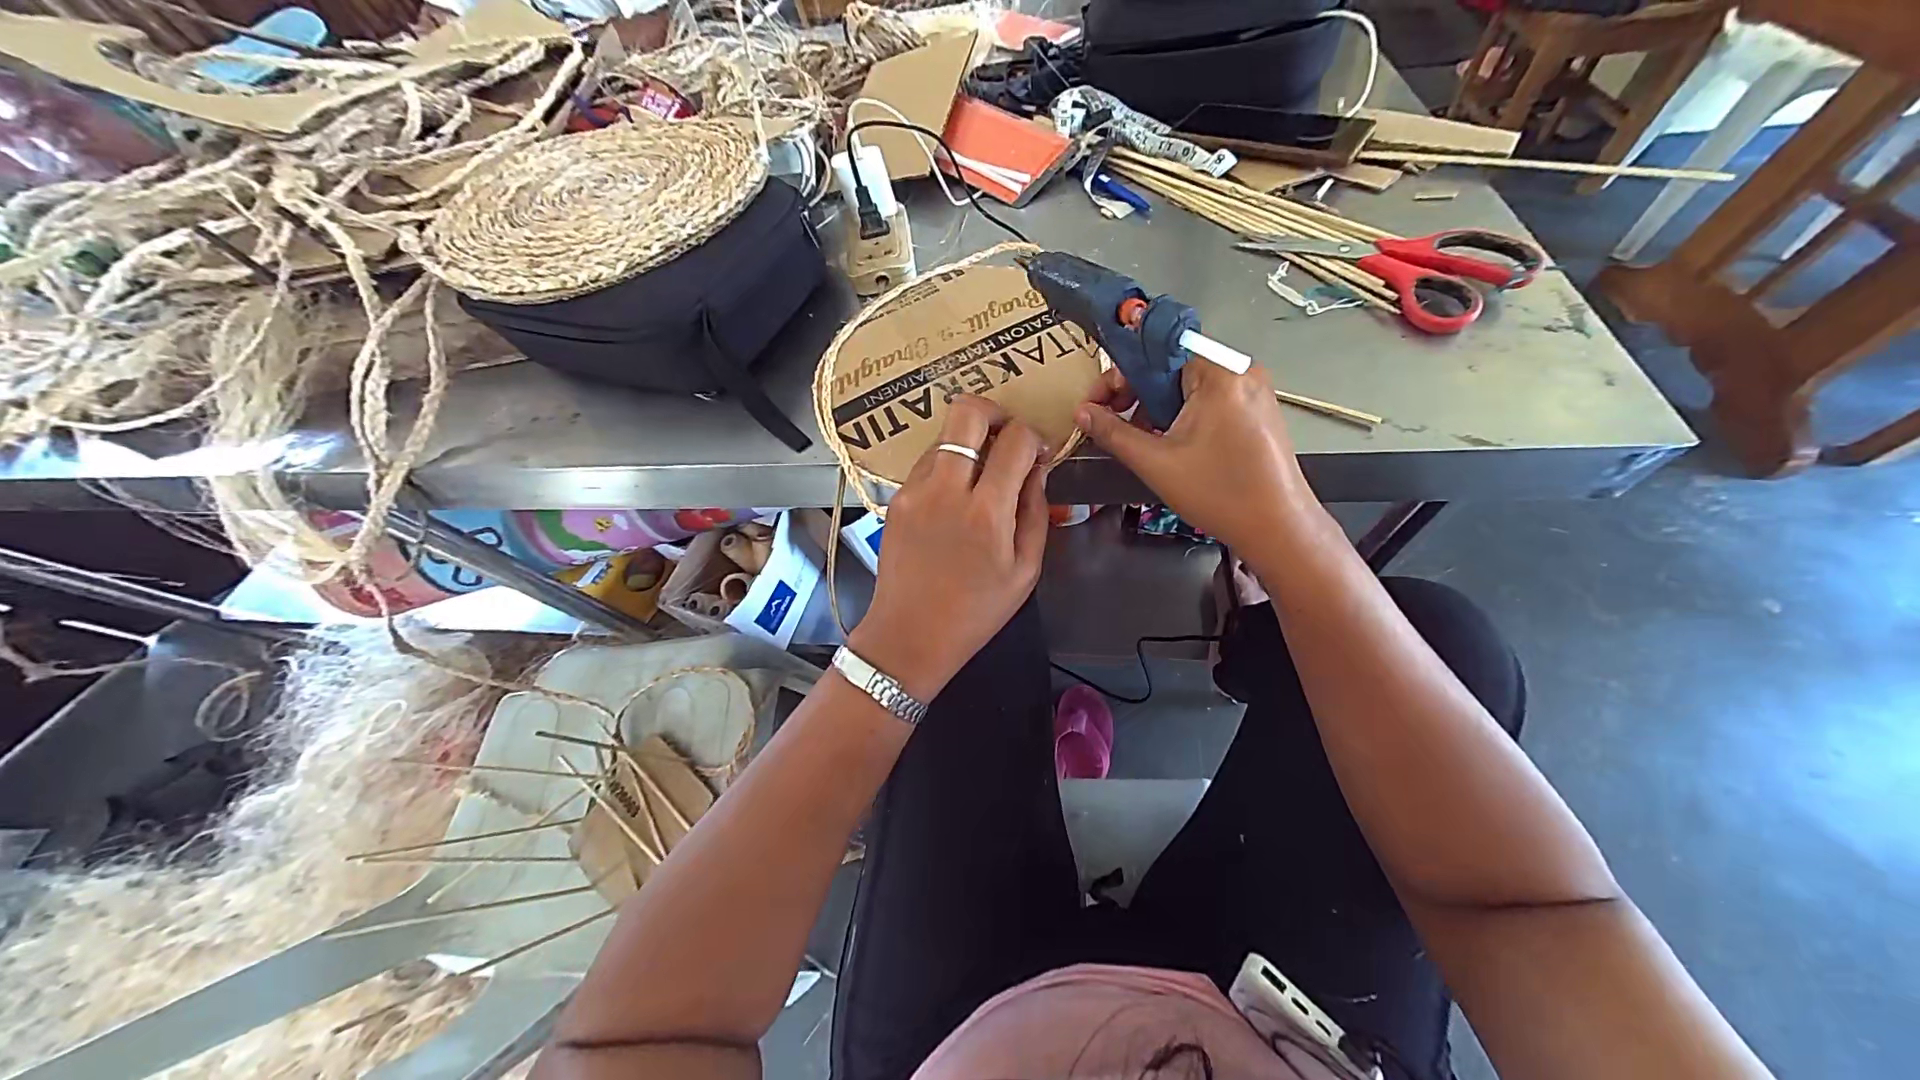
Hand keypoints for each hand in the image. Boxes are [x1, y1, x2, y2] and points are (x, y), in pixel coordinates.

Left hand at [846, 396, 1051, 701]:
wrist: (909, 634)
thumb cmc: (975, 611)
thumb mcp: (1025, 570)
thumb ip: (1036, 511)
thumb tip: (1037, 469)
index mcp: (986, 512)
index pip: (1016, 439)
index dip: (1034, 438)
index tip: (1038, 455)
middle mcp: (946, 490)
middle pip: (966, 412)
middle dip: (994, 412)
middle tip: (1007, 436)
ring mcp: (914, 491)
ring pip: (944, 436)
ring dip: (968, 443)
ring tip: (981, 476)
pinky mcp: (896, 499)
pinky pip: (926, 463)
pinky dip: (946, 466)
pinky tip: (955, 497)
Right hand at [1074, 361, 1316, 551]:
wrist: (1276, 528)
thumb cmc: (1224, 495)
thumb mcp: (1155, 462)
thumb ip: (1112, 432)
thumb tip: (1085, 413)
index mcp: (1219, 375)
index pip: (1156, 351)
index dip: (1120, 375)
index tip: (1099, 400)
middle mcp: (1242, 374)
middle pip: (1172, 367)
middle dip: (1137, 394)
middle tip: (1113, 420)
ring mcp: (1253, 392)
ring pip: (1190, 386)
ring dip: (1158, 407)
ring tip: (1143, 439)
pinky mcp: (1257, 411)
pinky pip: (1210, 400)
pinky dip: (1183, 415)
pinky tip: (1170, 443)